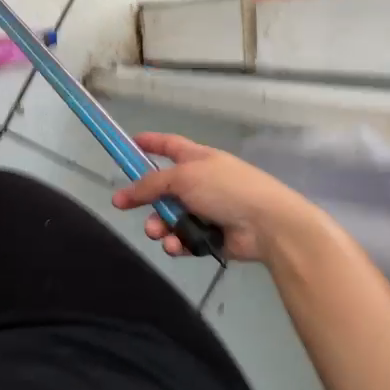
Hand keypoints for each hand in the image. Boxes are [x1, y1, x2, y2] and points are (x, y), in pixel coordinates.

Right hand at [111, 133, 334, 264]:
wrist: (269, 225)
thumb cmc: (226, 189)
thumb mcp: (183, 178)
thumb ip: (149, 185)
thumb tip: (121, 195)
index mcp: (197, 160)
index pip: (169, 145)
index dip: (149, 143)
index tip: (128, 144)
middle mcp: (200, 183)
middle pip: (161, 188)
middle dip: (143, 198)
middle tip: (123, 206)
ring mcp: (205, 210)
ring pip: (168, 217)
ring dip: (158, 225)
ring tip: (157, 233)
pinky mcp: (209, 236)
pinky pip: (182, 238)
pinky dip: (176, 242)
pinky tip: (175, 245)